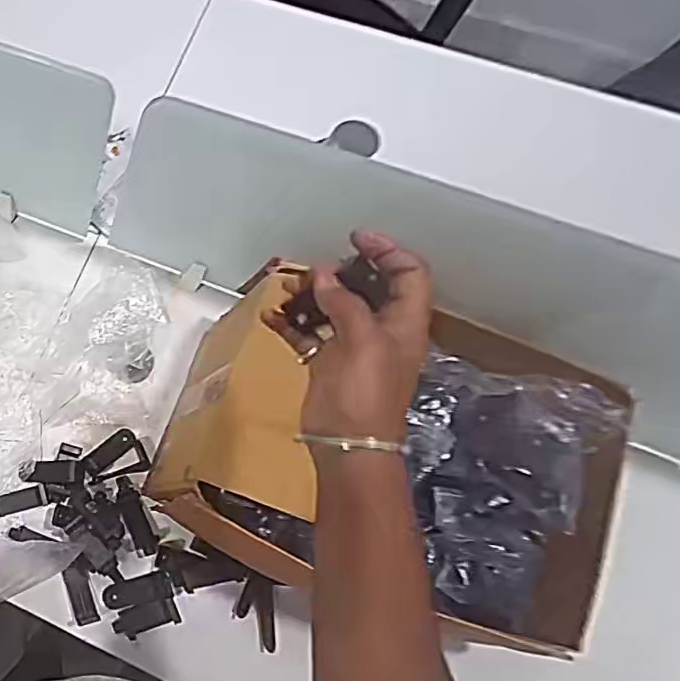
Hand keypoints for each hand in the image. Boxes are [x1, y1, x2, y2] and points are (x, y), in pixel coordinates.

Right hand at [265, 231, 432, 447]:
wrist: (347, 443)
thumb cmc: (366, 396)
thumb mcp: (363, 342)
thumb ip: (345, 304)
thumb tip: (324, 276)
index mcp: (403, 322)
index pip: (407, 273)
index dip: (387, 250)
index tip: (356, 237)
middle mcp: (380, 329)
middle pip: (365, 287)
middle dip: (339, 272)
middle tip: (312, 267)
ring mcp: (351, 346)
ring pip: (332, 308)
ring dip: (309, 296)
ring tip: (286, 288)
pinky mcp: (325, 362)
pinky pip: (307, 333)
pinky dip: (290, 323)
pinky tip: (272, 317)